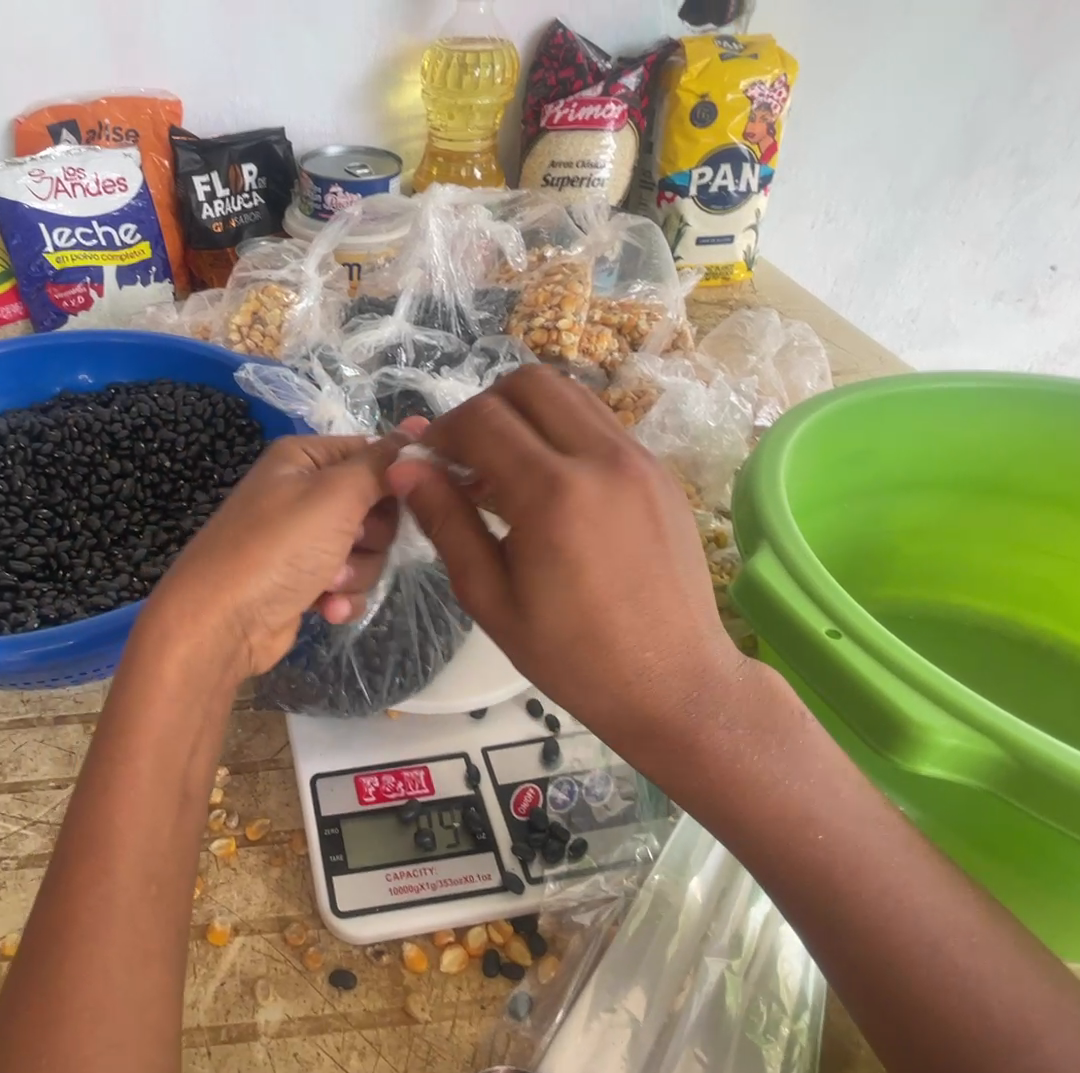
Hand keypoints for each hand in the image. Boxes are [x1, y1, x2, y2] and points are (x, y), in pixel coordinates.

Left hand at [142, 432, 405, 682]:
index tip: (411, 500)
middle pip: (376, 506)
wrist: (221, 624)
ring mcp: (303, 540)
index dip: (395, 479)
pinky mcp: (304, 580)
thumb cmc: (277, 548)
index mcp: (304, 458)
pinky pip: (349, 583)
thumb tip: (419, 425)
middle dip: (371, 535)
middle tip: (349, 543)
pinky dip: (342, 597)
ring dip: (356, 571)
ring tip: (326, 583)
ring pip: (367, 550)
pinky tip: (324, 609)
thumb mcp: (335, 495)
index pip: (373, 453)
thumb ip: (380, 464)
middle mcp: (303, 493)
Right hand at [386, 365, 747, 755]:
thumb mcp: (490, 598)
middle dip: (481, 409)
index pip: (480, 420)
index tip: (425, 464)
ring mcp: (639, 459)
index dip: (440, 432)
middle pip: (527, 383)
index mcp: (553, 495)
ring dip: (522, 416)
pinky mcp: (659, 471)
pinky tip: (547, 487)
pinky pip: (598, 424)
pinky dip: (559, 434)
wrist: (674, 684)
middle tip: (463, 460)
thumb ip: (447, 522)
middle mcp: (601, 459)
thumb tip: (404, 467)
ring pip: (568, 394)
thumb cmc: (572, 656)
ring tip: (503, 471)